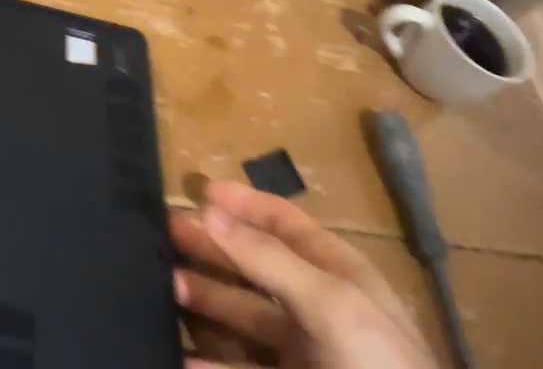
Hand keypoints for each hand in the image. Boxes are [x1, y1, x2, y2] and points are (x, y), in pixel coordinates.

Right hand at [172, 180, 438, 368]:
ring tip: (166, 284)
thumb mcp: (328, 302)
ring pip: (244, 315)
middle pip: (256, 264)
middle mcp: (318, 306)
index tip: (200, 191)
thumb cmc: (376, 363)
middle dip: (213, 245)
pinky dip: (210, 361)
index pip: (285, 223)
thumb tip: (209, 209)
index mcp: (337, 273)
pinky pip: (240, 368)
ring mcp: (305, 352)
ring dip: (206, 297)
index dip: (245, 204)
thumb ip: (268, 257)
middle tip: (166, 230)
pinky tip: (182, 356)